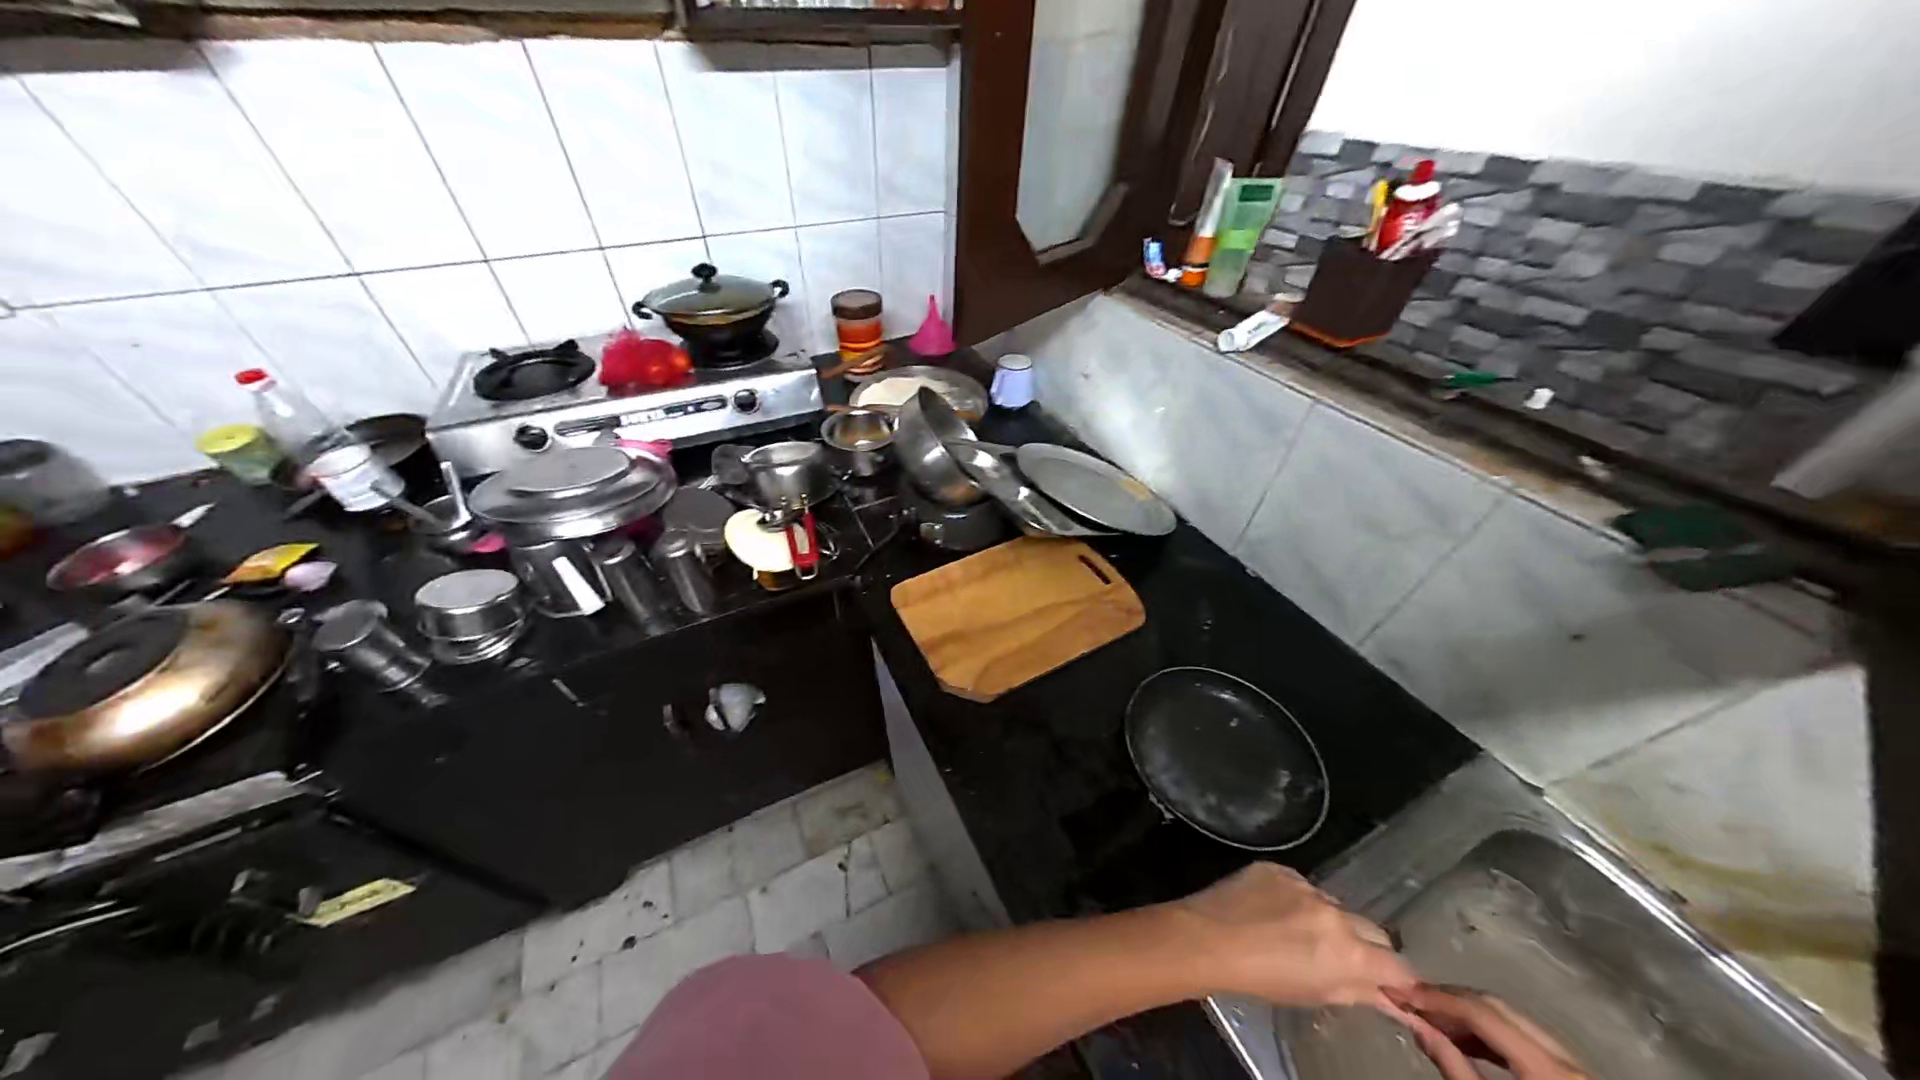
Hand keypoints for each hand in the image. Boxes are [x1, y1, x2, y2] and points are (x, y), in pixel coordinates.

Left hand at [1168, 862, 1414, 1009]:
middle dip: (1366, 946)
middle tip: (1342, 957)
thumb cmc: (1261, 979)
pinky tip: (1273, 910)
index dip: (1398, 978)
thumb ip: (1358, 991)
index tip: (1392, 984)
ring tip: (1297, 932)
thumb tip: (1389, 995)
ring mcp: (1304, 884)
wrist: (1207, 938)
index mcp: (1349, 951)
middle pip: (1372, 929)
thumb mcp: (1316, 995)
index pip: (1399, 965)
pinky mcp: (1278, 867)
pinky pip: (1301, 884)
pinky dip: (1296, 898)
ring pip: (1334, 904)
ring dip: (1327, 919)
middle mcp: (1334, 912)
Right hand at [1387, 985, 1589, 1079]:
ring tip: (1431, 1021)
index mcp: (1548, 1070)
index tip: (1398, 992)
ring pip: (1511, 1019)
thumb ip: (1454, 1068)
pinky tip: (1464, 1041)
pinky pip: (1525, 1040)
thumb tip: (1415, 1023)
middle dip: (1449, 1000)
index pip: (1482, 1012)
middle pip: (1498, 1007)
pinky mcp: (1572, 1075)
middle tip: (1410, 1000)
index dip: (1436, 998)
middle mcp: (1567, 1058)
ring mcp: (1575, 1066)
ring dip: (1467, 1015)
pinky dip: (1490, 1035)